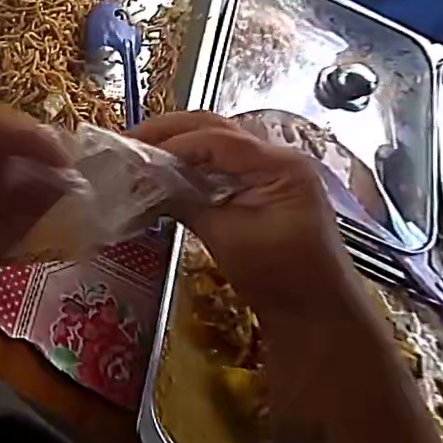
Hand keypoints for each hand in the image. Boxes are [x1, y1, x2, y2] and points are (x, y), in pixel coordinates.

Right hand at [131, 112, 364, 315]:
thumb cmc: (278, 277)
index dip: (171, 143)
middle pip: (214, 128)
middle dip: (168, 131)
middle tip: (128, 141)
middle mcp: (276, 158)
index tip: (133, 154)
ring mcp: (268, 173)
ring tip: (138, 153)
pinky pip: (218, 165)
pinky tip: (162, 174)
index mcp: (278, 165)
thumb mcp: (227, 237)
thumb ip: (185, 202)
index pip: (216, 139)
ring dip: (176, 145)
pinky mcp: (258, 189)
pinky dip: (188, 165)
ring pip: (214, 142)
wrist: (315, 314)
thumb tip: (143, 183)